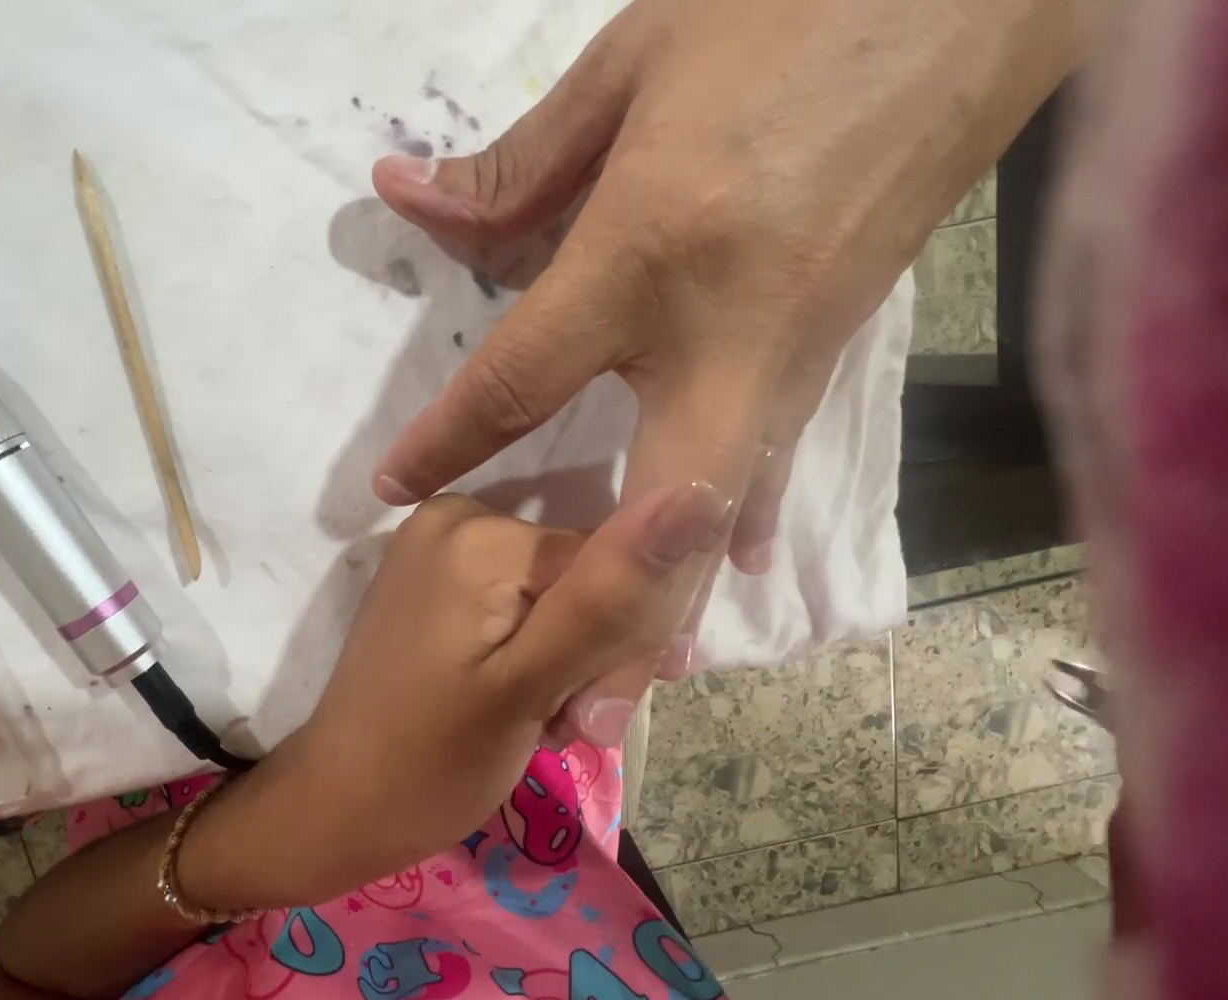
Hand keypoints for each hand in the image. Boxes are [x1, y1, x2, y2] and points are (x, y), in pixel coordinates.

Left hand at [179, 484, 729, 910]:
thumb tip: (702, 491)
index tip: (585, 711)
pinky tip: (507, 698)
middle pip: (587, 575)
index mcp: (482, 531)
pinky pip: (518, 600)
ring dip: (563, 662)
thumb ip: (610, 596)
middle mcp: (458, 515)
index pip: (618, 563)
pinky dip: (529, 653)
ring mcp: (440, 545)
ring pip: (560, 594)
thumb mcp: (529, 687)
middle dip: (588, 657)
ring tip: (525, 718)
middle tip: (546, 721)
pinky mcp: (434, 578)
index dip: (621, 646)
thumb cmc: (431, 765)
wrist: (337, 808)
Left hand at [370, 0, 1086, 739]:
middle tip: (572, 702)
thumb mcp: (632, 65)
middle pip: (652, 501)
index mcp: (648, 251)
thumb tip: (402, 194)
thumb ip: (513, 163)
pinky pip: (775, 461)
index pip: (517, 378)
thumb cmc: (785, 14)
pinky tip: (720, 573)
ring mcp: (790, 356)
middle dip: (612, 605)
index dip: (447, 439)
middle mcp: (721, 332)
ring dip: (682, 603)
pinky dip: (737, 525)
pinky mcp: (836, 354)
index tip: (391, 492)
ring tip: (635, 685)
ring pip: (723, 509)